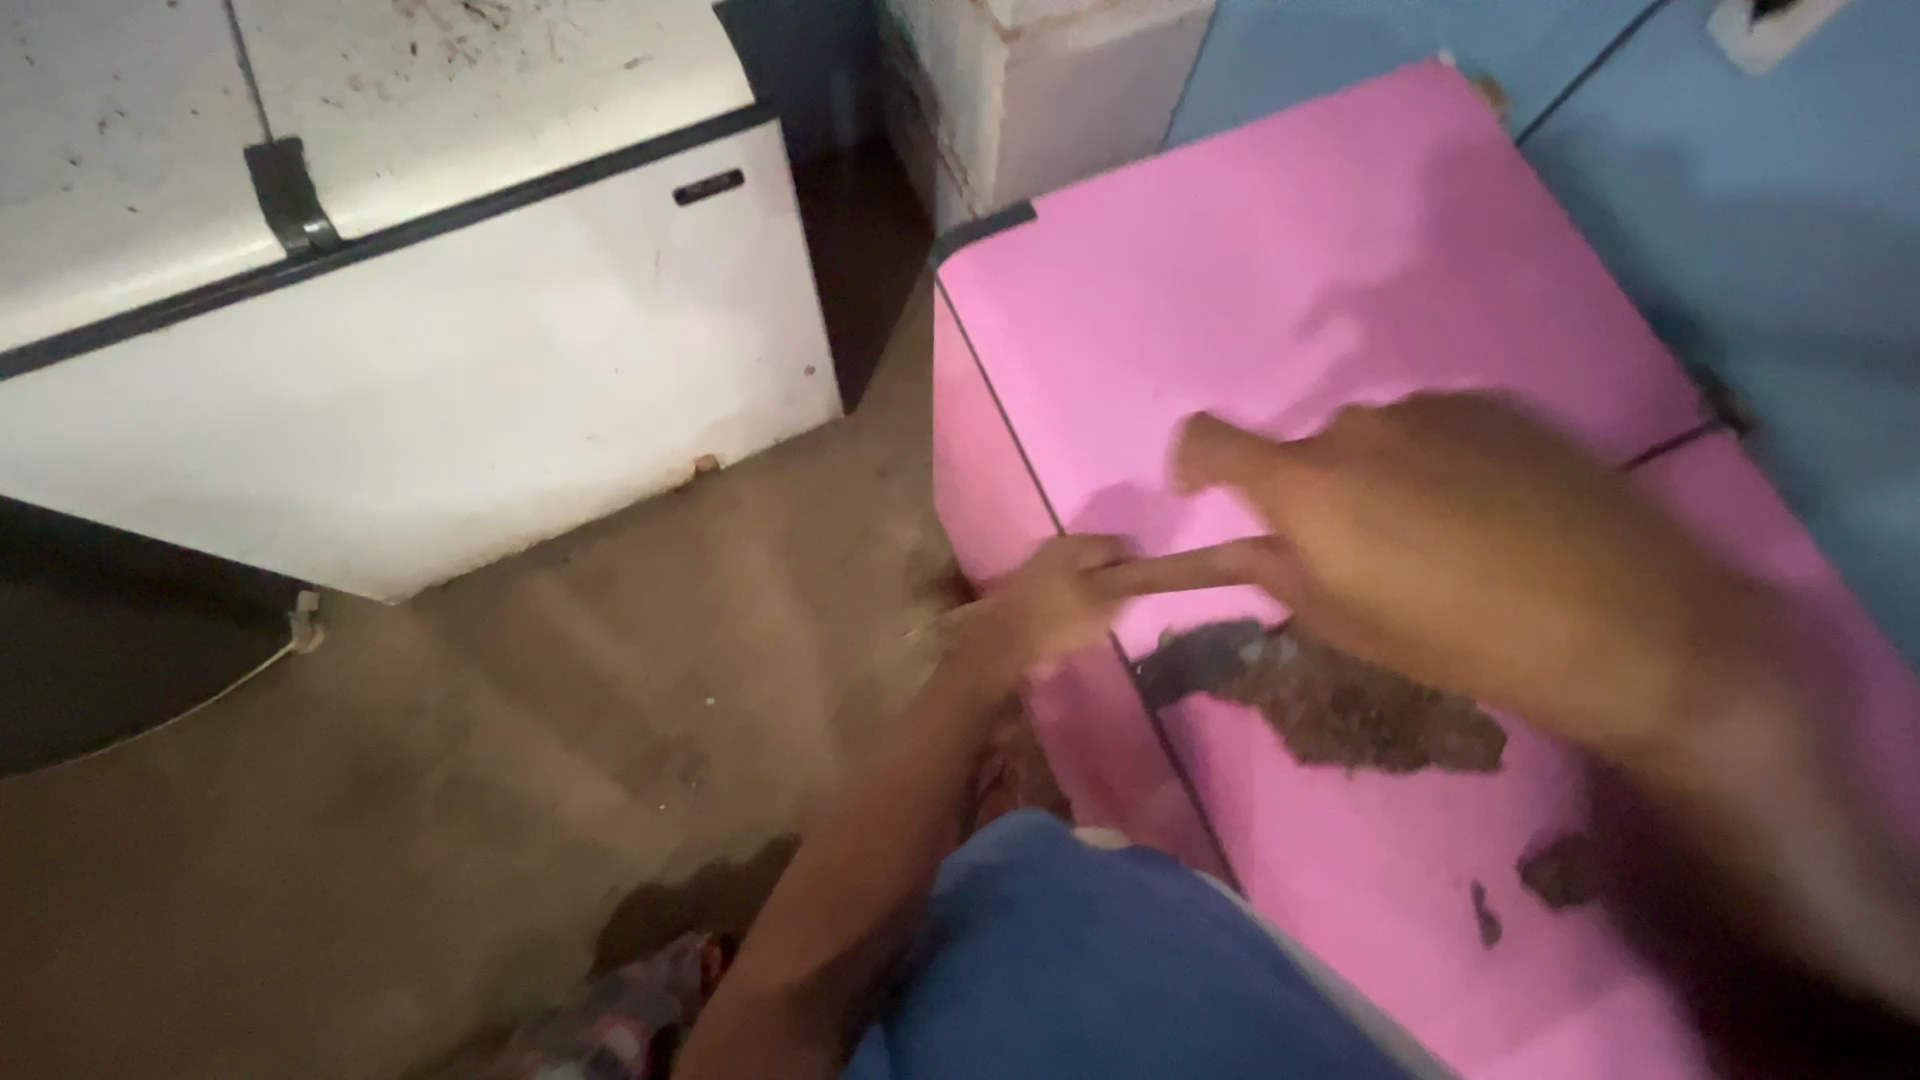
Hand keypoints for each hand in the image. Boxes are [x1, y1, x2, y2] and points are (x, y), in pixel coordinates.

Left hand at [948, 535, 1137, 687]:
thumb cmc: (1061, 618)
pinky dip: (1074, 605)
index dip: (1139, 565)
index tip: (1144, 591)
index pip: (1121, 544)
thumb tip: (1141, 566)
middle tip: (1123, 608)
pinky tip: (1076, 625)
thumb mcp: (1106, 599)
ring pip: (1081, 576)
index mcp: (1078, 543)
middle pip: (1099, 559)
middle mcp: (1057, 547)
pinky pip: (1063, 591)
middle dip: (1115, 580)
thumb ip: (1129, 580)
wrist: (1005, 641)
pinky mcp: (1028, 589)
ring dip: (1094, 595)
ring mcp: (1040, 566)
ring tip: (1101, 621)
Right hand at [1172, 393, 1777, 761]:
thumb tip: (1249, 543)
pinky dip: (1430, 461)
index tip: (1203, 490)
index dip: (1192, 460)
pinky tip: (1485, 508)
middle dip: (1308, 495)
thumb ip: (1277, 570)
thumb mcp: (1345, 622)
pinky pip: (1429, 427)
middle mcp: (1355, 427)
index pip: (1208, 438)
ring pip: (1367, 440)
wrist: (1625, 621)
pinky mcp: (1494, 403)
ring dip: (1373, 477)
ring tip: (1435, 532)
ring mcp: (1429, 407)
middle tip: (1358, 549)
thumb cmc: (1457, 639)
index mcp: (1306, 484)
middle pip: (1300, 451)